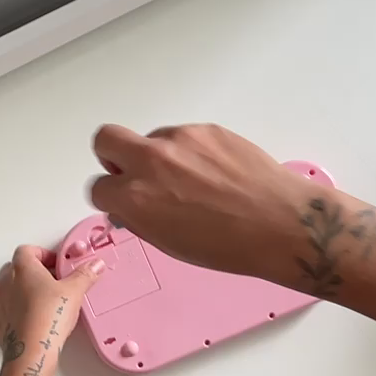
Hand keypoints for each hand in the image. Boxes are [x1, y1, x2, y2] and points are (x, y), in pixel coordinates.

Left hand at [0, 245, 102, 375]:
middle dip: (35, 272)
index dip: (44, 255)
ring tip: (44, 301)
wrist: (31, 350)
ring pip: (9, 288)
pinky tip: (33, 318)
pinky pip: (5, 308)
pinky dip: (17, 309)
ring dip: (24, 290)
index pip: (29, 250)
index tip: (57, 264)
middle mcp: (5, 282)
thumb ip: (85, 275)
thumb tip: (94, 266)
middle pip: (17, 267)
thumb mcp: (74, 292)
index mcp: (22, 268)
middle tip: (53, 282)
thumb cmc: (46, 318)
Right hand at [87, 123, 323, 284]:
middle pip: (106, 139)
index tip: (122, 201)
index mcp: (134, 198)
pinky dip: (190, 152)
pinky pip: (183, 136)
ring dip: (159, 156)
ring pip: (150, 138)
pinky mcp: (206, 129)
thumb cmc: (227, 246)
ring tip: (191, 182)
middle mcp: (150, 162)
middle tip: (134, 174)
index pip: (98, 187)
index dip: (110, 196)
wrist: (278, 223)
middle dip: (113, 156)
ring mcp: (179, 140)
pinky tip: (213, 174)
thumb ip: (139, 217)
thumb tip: (129, 206)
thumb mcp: (168, 243)